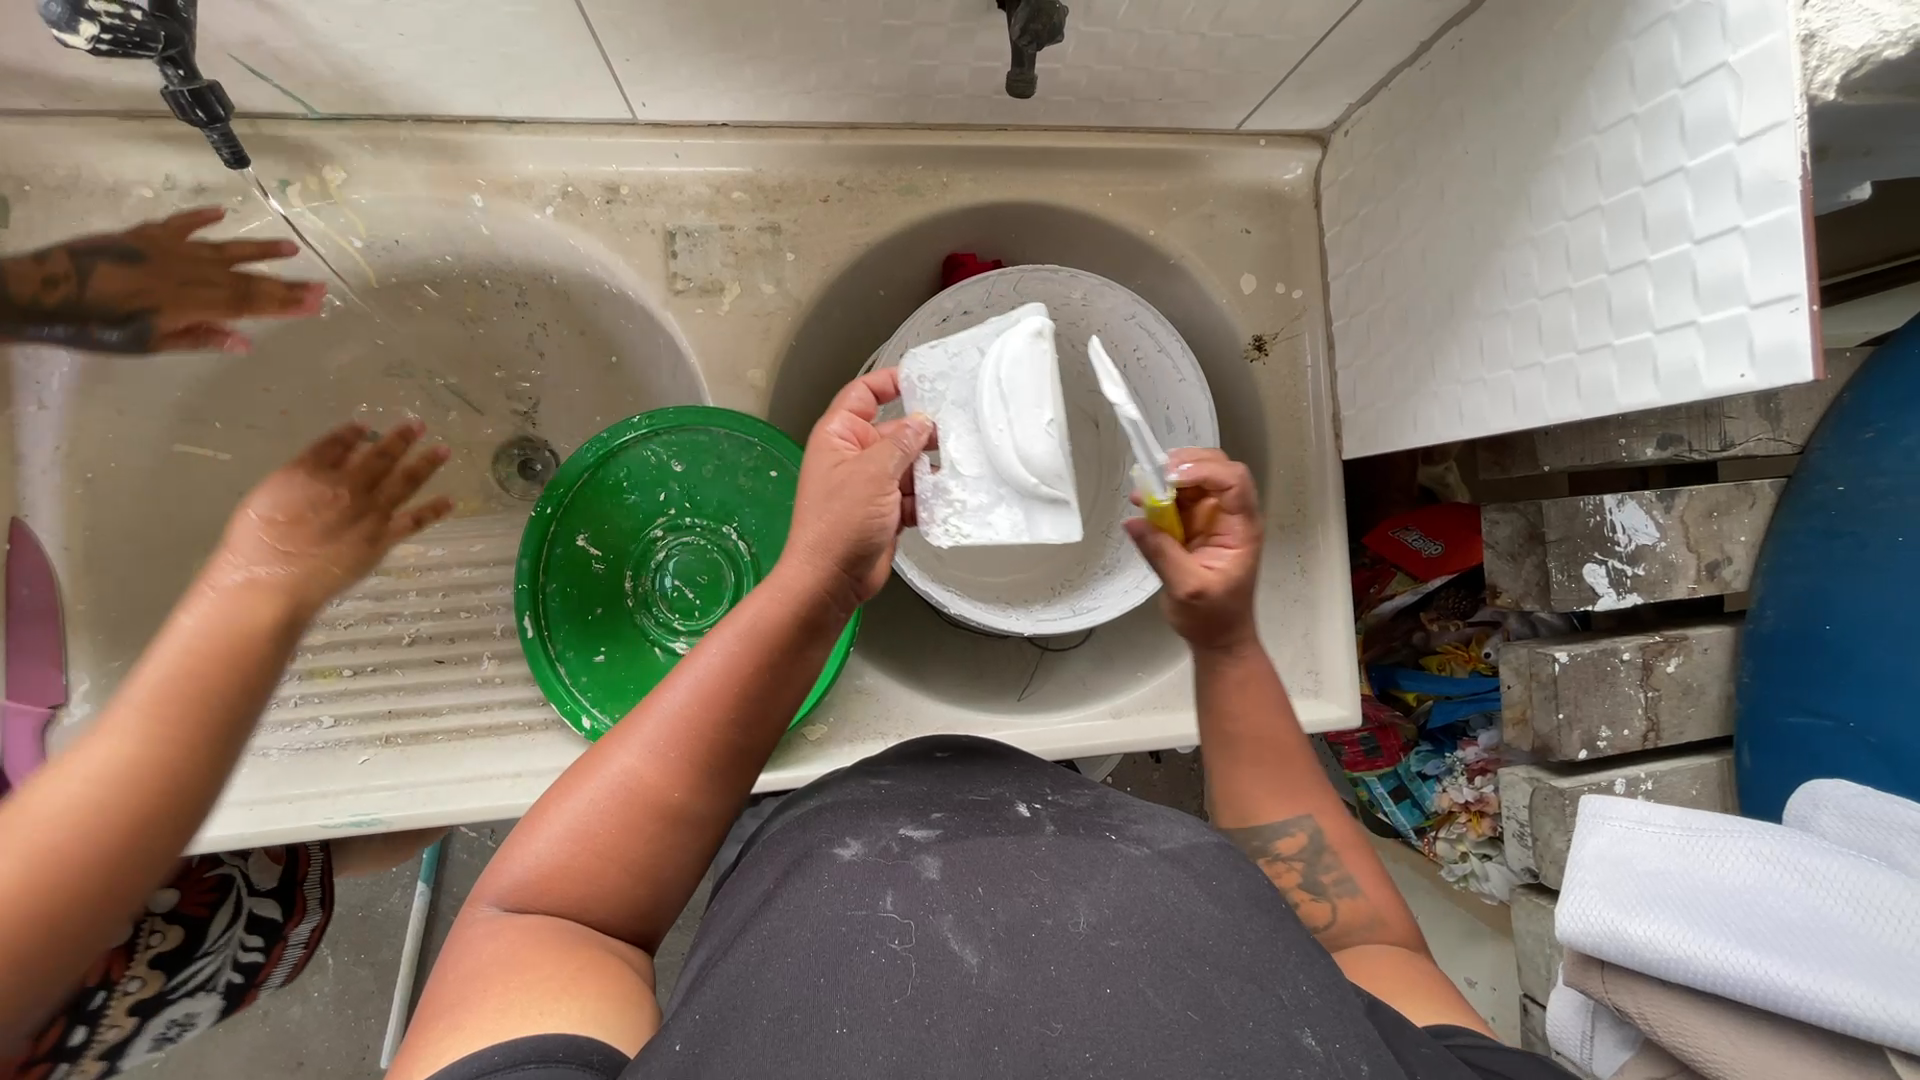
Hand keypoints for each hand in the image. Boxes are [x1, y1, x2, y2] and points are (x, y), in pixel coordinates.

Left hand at [0, 206, 324, 353]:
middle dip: (286, 283)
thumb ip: (198, 338)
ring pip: (223, 251)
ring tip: (291, 249)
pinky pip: (177, 224)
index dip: (286, 304)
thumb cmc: (95, 327)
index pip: (251, 304)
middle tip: (320, 285)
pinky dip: (200, 218)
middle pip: (246, 279)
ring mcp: (166, 251)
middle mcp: (188, 274)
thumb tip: (245, 341)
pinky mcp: (142, 236)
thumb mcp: (149, 342)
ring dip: (259, 251)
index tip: (316, 303)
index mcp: (192, 303)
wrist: (37, 292)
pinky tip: (220, 213)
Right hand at [206, 420, 455, 614]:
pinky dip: (435, 510)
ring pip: (406, 481)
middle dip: (401, 439)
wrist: (271, 579)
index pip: (336, 444)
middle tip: (419, 425)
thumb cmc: (257, 540)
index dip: (353, 432)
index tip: (366, 424)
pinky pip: (416, 520)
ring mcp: (370, 512)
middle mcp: (347, 487)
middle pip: (380, 457)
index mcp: (310, 473)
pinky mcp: (384, 537)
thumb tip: (335, 456)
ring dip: (427, 464)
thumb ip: (304, 473)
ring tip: (444, 451)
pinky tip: (449, 501)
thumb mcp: (271, 494)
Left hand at [780, 369, 935, 616]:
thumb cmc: (839, 523)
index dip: (889, 382)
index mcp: (839, 436)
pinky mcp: (884, 512)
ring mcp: (869, 486)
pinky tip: (946, 500)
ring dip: (929, 471)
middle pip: (894, 432)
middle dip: (922, 435)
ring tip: (958, 469)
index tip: (921, 378)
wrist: (831, 579)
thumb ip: (902, 443)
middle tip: (955, 432)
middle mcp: (853, 456)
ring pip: (907, 466)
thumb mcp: (873, 472)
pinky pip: (912, 496)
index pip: (863, 395)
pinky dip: (927, 499)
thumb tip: (922, 422)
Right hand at [1124, 448, 1263, 651]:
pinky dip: (1160, 493)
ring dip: (1169, 477)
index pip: (1233, 482)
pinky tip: (1142, 501)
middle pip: (1217, 469)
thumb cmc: (1212, 617)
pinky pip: (1179, 498)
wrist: (1218, 637)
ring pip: (1196, 478)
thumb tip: (1132, 522)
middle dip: (1186, 465)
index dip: (1203, 471)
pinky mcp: (1194, 525)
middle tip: (1153, 475)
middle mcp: (1230, 515)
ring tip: (1142, 490)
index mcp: (1242, 528)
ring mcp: (1212, 518)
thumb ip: (1161, 553)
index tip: (1168, 479)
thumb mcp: (1186, 588)